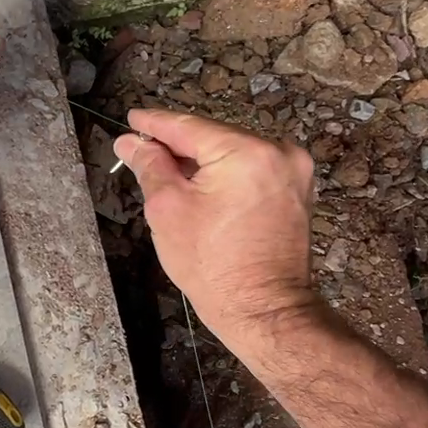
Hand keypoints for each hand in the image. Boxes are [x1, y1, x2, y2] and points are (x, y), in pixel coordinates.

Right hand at [115, 109, 320, 341]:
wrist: (262, 309)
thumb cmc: (211, 263)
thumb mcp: (167, 208)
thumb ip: (149, 165)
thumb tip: (131, 142)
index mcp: (246, 151)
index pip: (189, 126)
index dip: (155, 123)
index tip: (131, 118)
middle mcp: (278, 152)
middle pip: (213, 137)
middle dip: (176, 145)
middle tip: (139, 149)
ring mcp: (293, 171)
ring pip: (232, 153)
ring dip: (199, 160)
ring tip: (163, 170)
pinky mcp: (296, 191)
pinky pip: (250, 170)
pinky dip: (223, 174)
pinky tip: (198, 185)